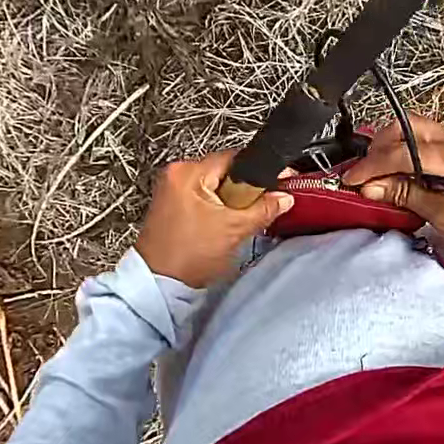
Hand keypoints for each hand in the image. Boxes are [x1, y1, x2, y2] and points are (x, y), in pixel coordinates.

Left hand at [135, 150, 293, 286]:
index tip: (277, 183)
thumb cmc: (186, 257)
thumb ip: (263, 209)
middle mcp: (177, 174)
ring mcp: (172, 189)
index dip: (259, 172)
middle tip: (254, 209)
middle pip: (226, 172)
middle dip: (245, 190)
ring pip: (216, 186)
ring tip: (233, 222)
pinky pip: (204, 197)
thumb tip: (283, 198)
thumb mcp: (234, 230)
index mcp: (189, 172)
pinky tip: (219, 226)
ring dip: (231, 201)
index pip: (235, 159)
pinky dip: (216, 208)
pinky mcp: (172, 204)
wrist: (159, 284)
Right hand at [340, 114, 443, 245]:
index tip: (353, 178)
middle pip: (406, 127)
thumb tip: (371, 186)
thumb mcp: (440, 214)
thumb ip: (404, 194)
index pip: (405, 151)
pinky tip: (396, 170)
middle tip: (364, 172)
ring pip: (413, 128)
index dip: (374, 165)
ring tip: (378, 172)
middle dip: (379, 147)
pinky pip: (423, 139)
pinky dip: (403, 150)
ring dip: (390, 147)